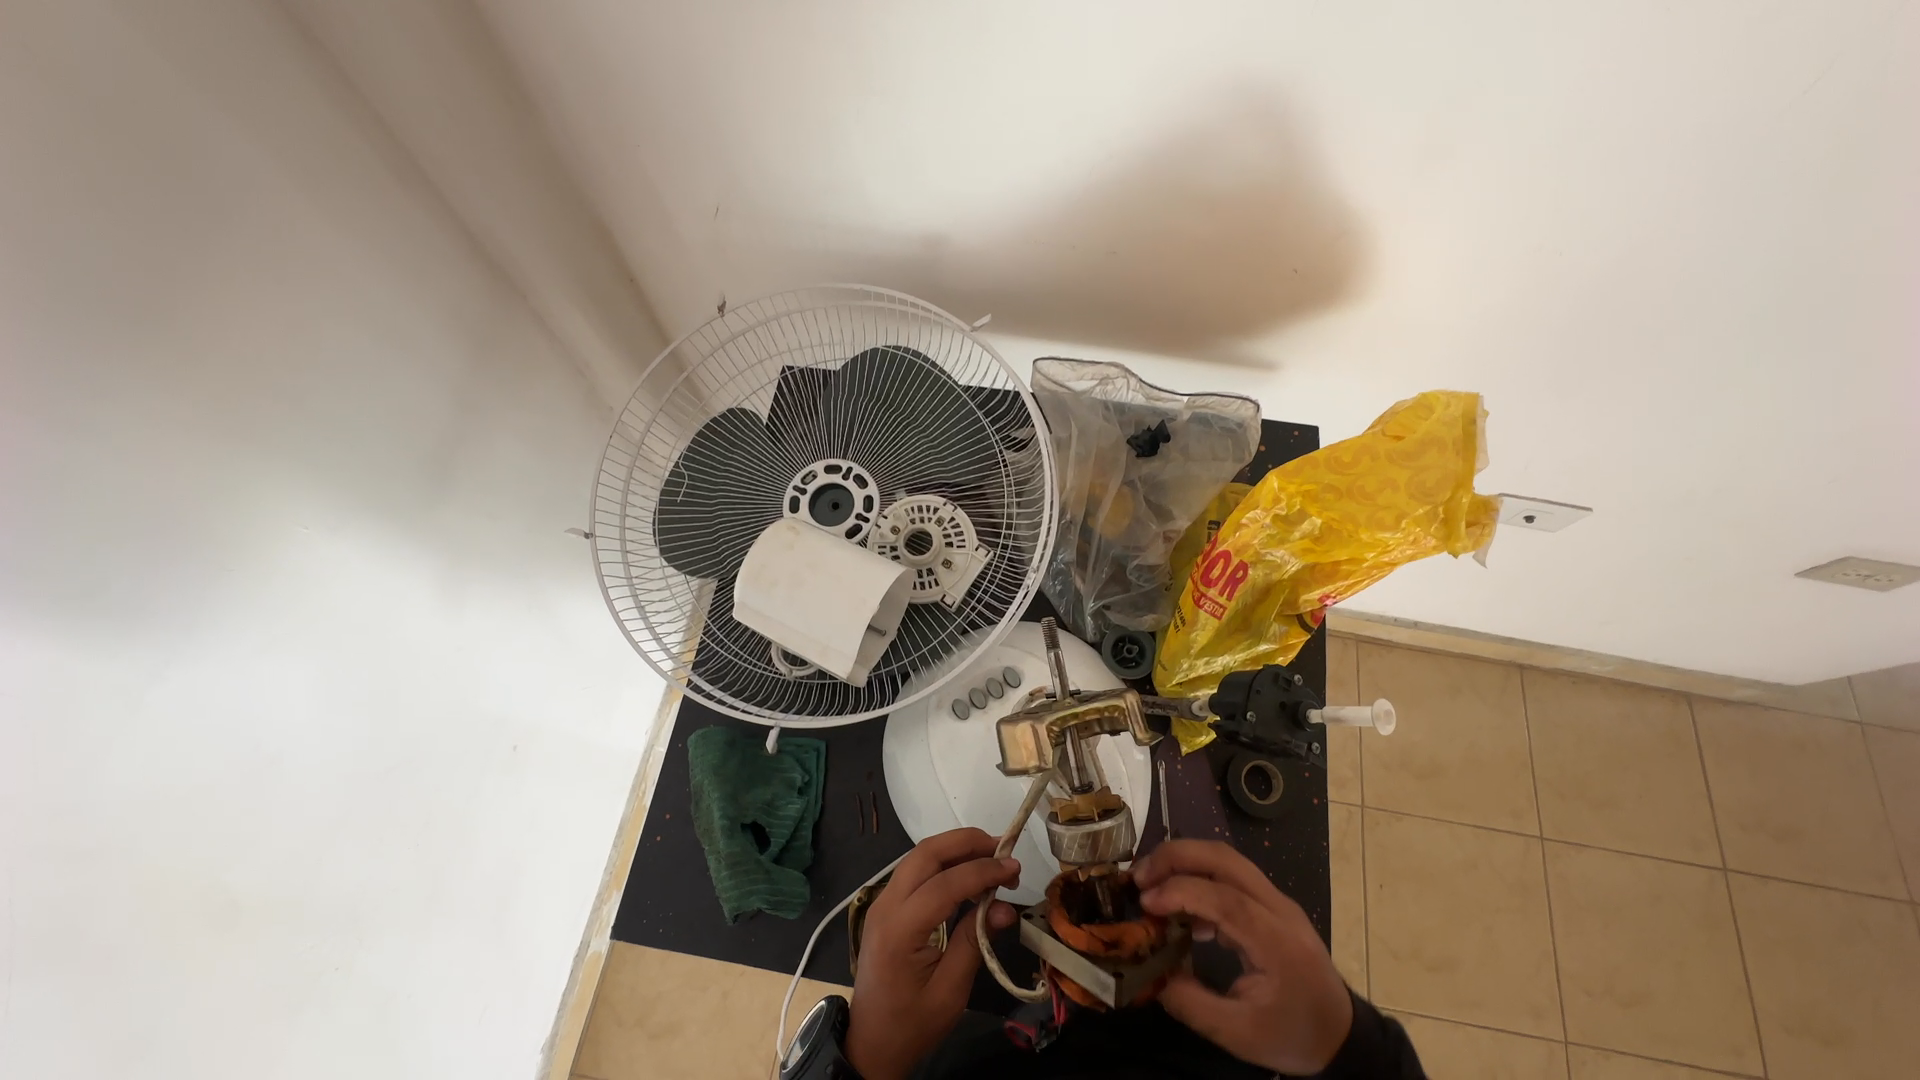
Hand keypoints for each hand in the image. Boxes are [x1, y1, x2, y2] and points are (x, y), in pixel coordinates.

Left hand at [845, 828, 1019, 1079]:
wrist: (870, 1043)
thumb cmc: (912, 1024)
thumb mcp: (950, 992)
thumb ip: (975, 943)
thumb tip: (1007, 908)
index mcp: (899, 930)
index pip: (944, 884)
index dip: (982, 870)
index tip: (1014, 868)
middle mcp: (886, 905)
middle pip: (926, 853)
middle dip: (967, 842)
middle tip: (1003, 848)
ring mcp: (882, 902)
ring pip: (919, 856)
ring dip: (956, 849)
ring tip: (992, 857)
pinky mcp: (886, 906)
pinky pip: (915, 871)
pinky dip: (944, 863)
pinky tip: (969, 874)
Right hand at [1132, 839, 1353, 1074]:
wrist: (1341, 1036)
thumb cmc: (1292, 1036)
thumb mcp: (1238, 1035)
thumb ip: (1190, 1003)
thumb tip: (1149, 973)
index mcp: (1277, 942)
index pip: (1225, 898)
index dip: (1180, 892)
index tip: (1145, 903)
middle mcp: (1279, 908)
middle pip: (1224, 858)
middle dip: (1175, 857)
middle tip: (1138, 878)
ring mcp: (1277, 901)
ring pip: (1225, 858)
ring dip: (1183, 861)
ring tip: (1149, 884)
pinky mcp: (1269, 903)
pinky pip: (1229, 874)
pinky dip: (1196, 877)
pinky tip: (1177, 909)